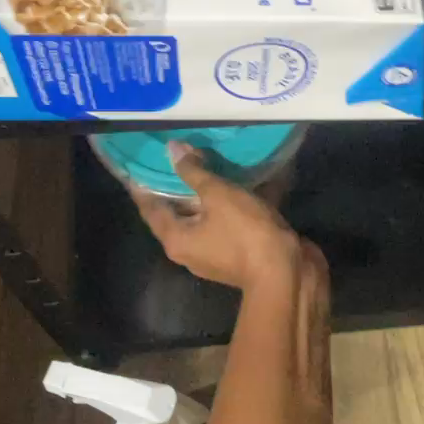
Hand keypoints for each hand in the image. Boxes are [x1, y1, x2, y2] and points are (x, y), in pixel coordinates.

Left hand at [130, 141, 311, 293]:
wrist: (285, 273)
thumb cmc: (245, 233)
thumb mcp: (218, 195)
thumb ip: (194, 172)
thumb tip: (173, 149)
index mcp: (175, 238)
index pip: (149, 208)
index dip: (142, 184)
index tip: (138, 163)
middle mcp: (188, 250)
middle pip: (175, 212)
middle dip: (175, 185)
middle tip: (175, 156)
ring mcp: (213, 254)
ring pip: (202, 217)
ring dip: (204, 194)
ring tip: (207, 164)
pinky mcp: (236, 253)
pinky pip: (223, 223)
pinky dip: (226, 205)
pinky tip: (237, 184)